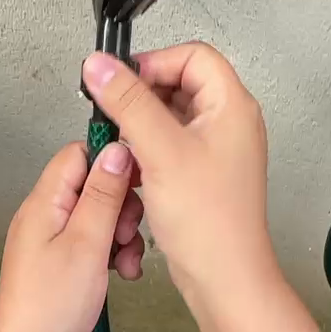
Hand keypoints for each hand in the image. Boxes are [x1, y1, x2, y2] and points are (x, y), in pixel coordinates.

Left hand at [0, 140, 143, 331]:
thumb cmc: (54, 303)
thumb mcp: (88, 242)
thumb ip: (103, 193)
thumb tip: (118, 147)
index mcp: (44, 202)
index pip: (79, 153)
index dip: (113, 162)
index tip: (140, 186)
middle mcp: (43, 215)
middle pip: (92, 185)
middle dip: (121, 206)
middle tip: (129, 236)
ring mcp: (50, 240)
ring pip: (97, 216)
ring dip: (120, 235)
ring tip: (127, 264)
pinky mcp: (58, 263)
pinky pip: (91, 243)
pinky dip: (110, 254)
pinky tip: (123, 275)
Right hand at [81, 45, 276, 311]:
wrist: (222, 276)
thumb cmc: (207, 221)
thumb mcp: (160, 150)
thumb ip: (128, 103)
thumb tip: (99, 66)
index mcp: (231, 107)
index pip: (192, 56)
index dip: (153, 63)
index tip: (119, 84)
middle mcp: (228, 125)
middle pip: (179, 85)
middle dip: (141, 98)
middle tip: (114, 115)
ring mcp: (215, 152)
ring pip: (170, 119)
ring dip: (140, 128)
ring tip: (123, 148)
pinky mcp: (201, 177)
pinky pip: (169, 149)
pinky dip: (147, 153)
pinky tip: (132, 172)